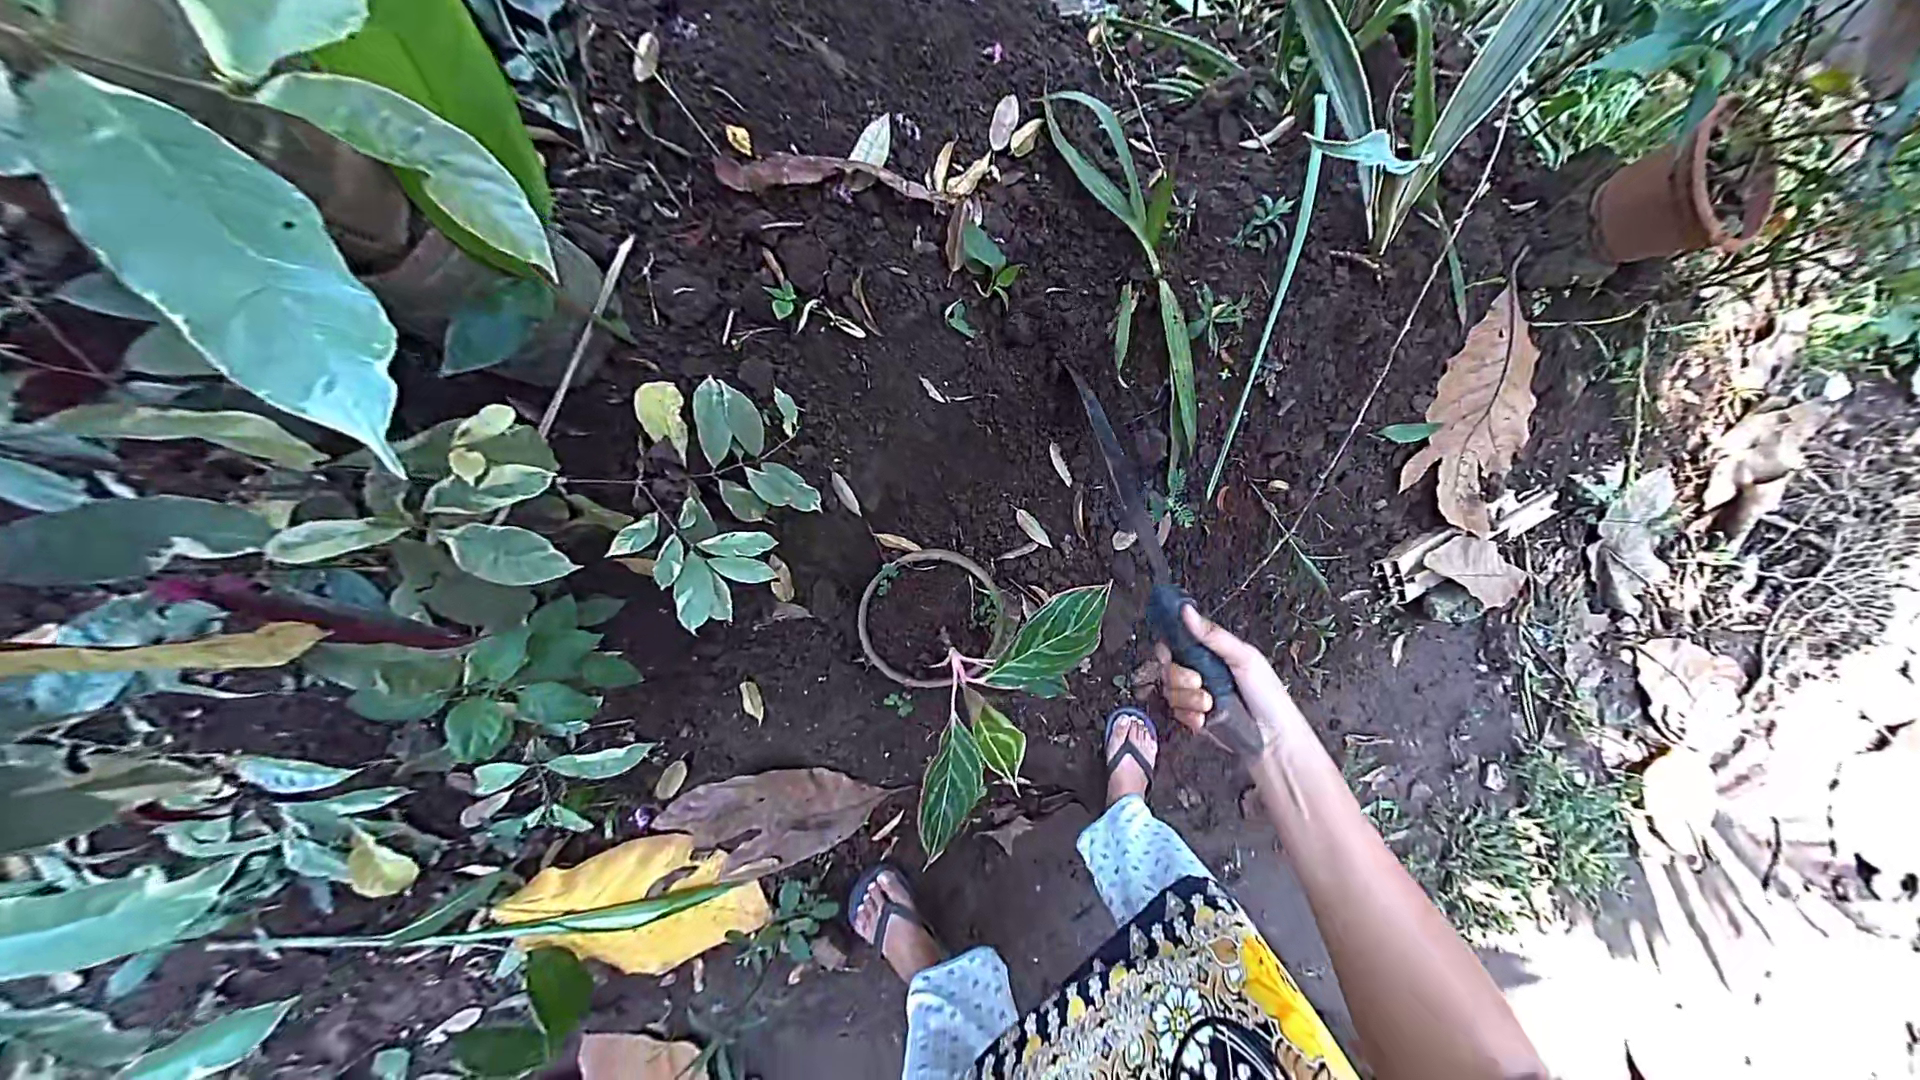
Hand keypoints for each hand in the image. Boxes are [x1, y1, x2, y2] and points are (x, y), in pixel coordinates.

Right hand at [1155, 605, 1306, 758]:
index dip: (1167, 649)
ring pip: (1170, 692)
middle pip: (1167, 669)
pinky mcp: (1194, 718)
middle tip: (1200, 681)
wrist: (1275, 738)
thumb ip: (1213, 635)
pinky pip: (1177, 714)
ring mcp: (1196, 696)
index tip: (1170, 654)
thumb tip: (1187, 611)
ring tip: (1210, 703)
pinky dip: (1191, 717)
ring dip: (1189, 699)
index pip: (1175, 644)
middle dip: (1181, 677)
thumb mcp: (1244, 657)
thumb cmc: (1268, 695)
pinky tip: (1206, 718)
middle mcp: (1200, 673)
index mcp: (1211, 653)